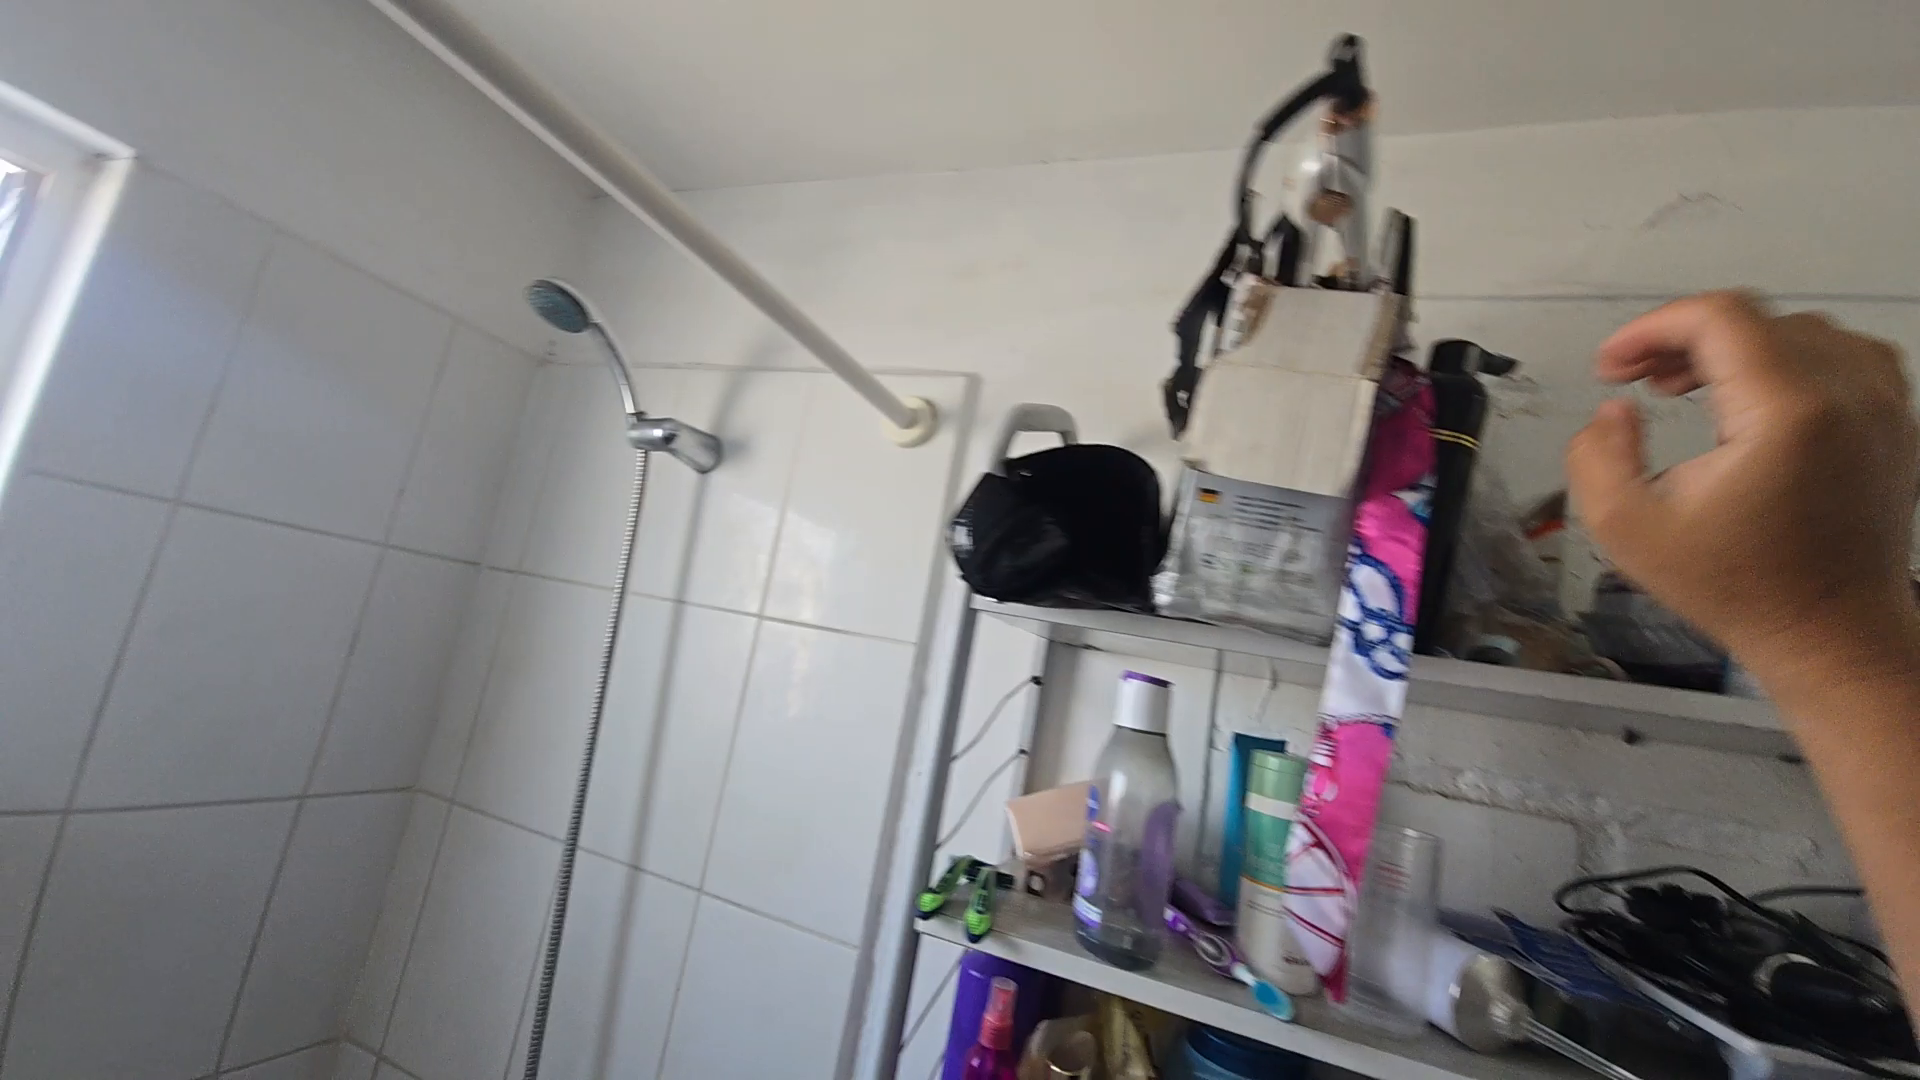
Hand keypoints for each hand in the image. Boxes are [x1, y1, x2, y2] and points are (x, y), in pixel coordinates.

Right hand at [1566, 291, 1919, 691]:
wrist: (1828, 630)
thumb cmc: (1723, 582)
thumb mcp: (1621, 526)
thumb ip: (1596, 455)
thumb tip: (1616, 410)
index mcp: (1784, 413)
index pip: (1720, 318)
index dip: (1649, 328)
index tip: (1608, 369)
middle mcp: (1848, 395)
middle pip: (1757, 320)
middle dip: (1678, 338)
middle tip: (1630, 381)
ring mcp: (1884, 406)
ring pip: (1799, 332)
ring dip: (1726, 347)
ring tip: (1678, 386)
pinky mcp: (1892, 424)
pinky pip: (1838, 357)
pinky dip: (1776, 361)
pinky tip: (1738, 399)